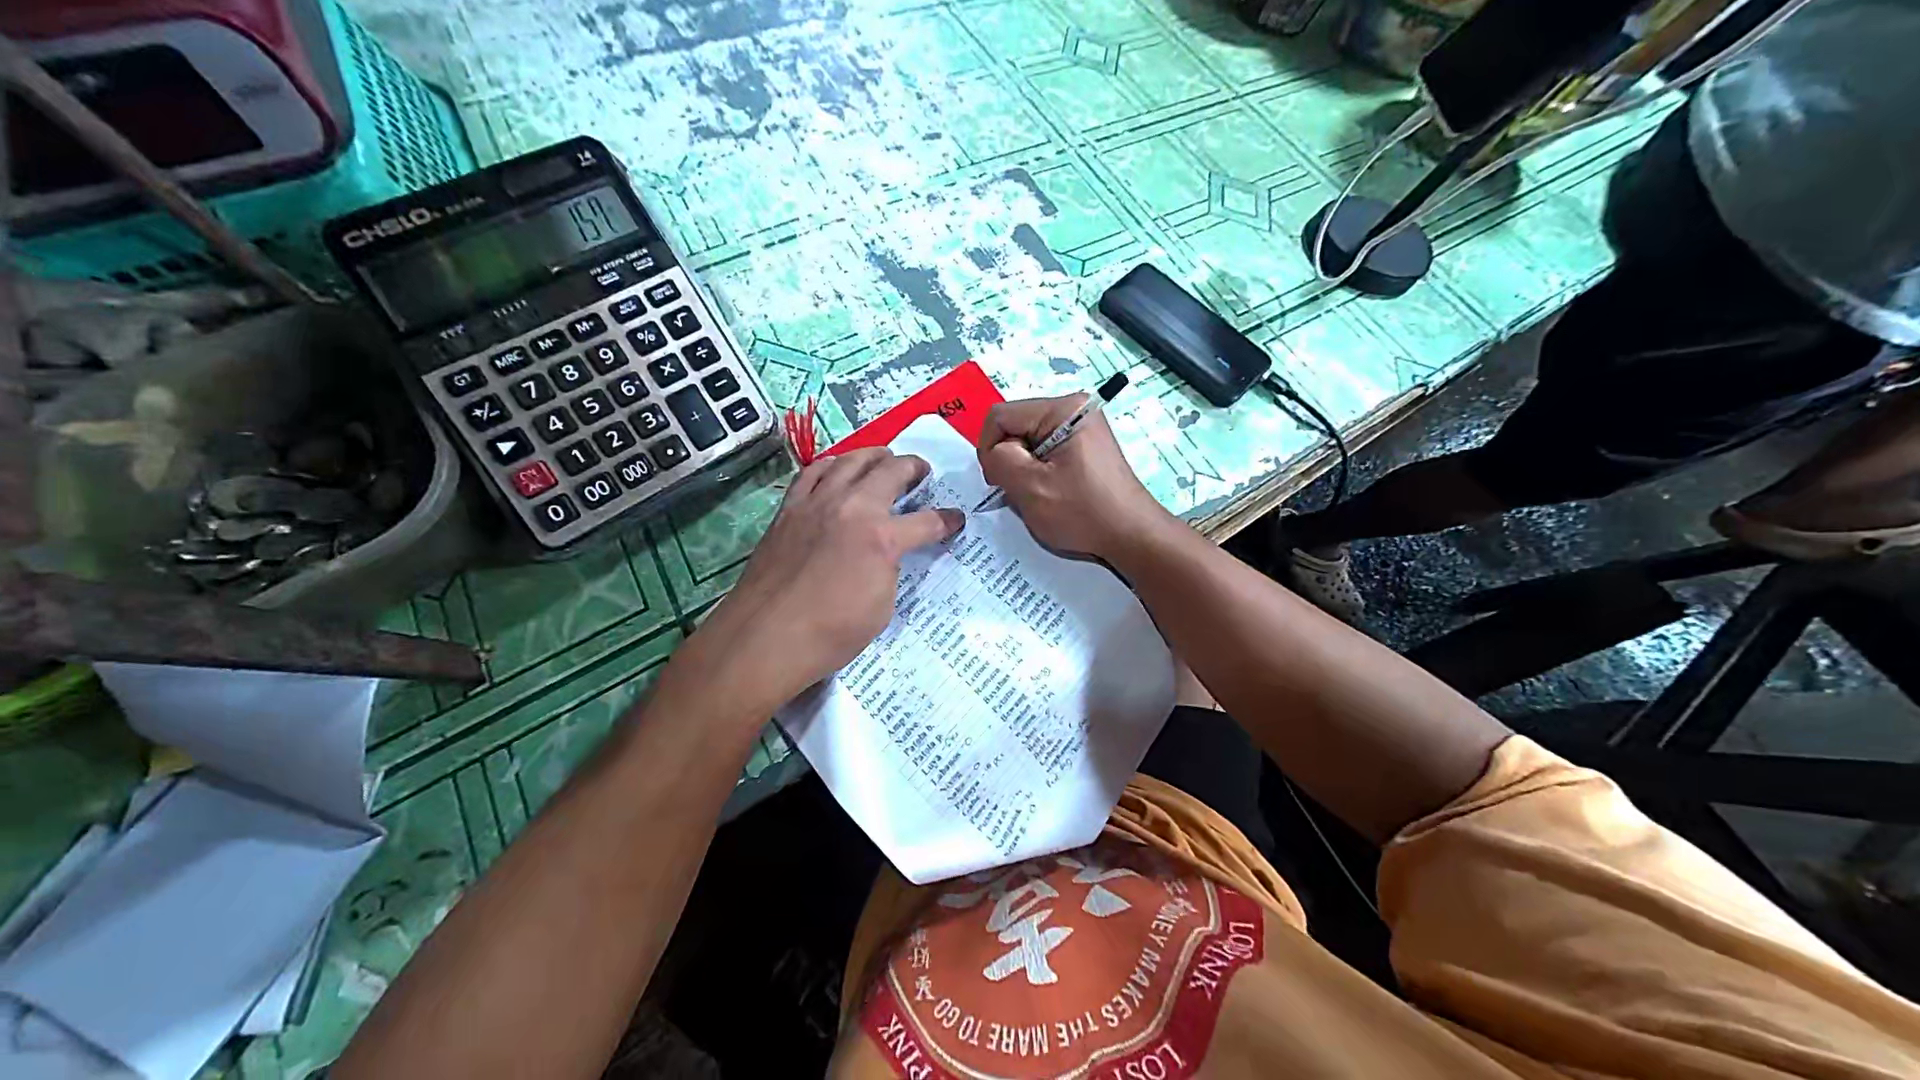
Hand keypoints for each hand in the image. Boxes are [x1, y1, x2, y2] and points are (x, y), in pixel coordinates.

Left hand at [667, 449, 963, 718]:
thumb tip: (886, 554)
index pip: (927, 522)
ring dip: (874, 455)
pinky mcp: (789, 509)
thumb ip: (889, 569)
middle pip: (890, 472)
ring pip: (850, 461)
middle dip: (913, 468)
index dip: (947, 521)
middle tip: (922, 471)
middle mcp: (851, 507)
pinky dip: (832, 465)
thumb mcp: (881, 607)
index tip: (956, 520)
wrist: (766, 636)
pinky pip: (812, 473)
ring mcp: (816, 503)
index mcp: (882, 537)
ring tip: (884, 457)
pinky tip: (836, 468)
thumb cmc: (830, 632)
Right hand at [978, 395, 1168, 559]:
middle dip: (1010, 460)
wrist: (1131, 535)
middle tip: (1024, 492)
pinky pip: (1045, 452)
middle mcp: (1074, 410)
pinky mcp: (1085, 447)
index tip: (1000, 481)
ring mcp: (1082, 428)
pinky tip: (1053, 494)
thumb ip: (1000, 460)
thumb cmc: (1083, 512)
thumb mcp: (1030, 487)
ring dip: (1025, 471)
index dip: (989, 449)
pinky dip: (1039, 474)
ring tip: (1042, 495)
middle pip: (1015, 426)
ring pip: (1028, 442)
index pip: (1000, 416)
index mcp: (1063, 410)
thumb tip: (996, 453)